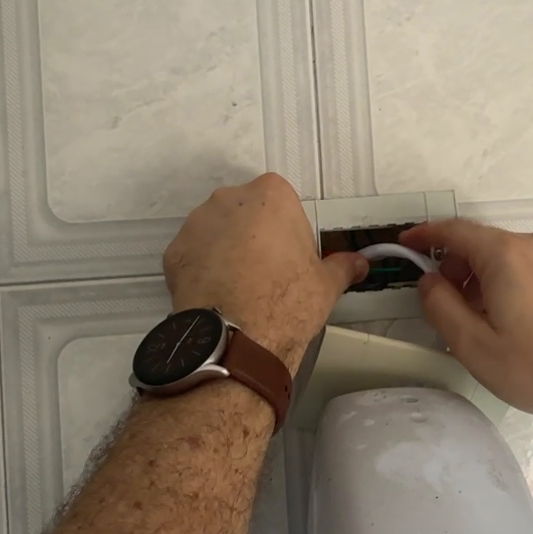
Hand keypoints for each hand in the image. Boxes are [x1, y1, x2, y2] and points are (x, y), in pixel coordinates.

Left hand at [164, 174, 367, 371]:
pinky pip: (194, 255)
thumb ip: (342, 266)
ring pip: (217, 231)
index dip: (287, 230)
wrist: (237, 338)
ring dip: (226, 251)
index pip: (282, 201)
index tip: (292, 255)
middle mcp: (229, 200)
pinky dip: (204, 270)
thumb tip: (358, 264)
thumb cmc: (287, 301)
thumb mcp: (327, 284)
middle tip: (268, 272)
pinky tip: (219, 295)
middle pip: (246, 212)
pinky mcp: (174, 252)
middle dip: (254, 235)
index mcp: (270, 195)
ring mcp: (196, 224)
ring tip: (241, 288)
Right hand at [400, 219, 532, 419]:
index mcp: (503, 255)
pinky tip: (506, 319)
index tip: (405, 243)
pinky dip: (503, 281)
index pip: (454, 231)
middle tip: (441, 299)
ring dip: (478, 276)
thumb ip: (441, 306)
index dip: (424, 235)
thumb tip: (428, 280)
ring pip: (503, 256)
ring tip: (473, 317)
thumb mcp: (474, 344)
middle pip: (480, 242)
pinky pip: (525, 267)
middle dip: (452, 264)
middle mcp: (531, 247)